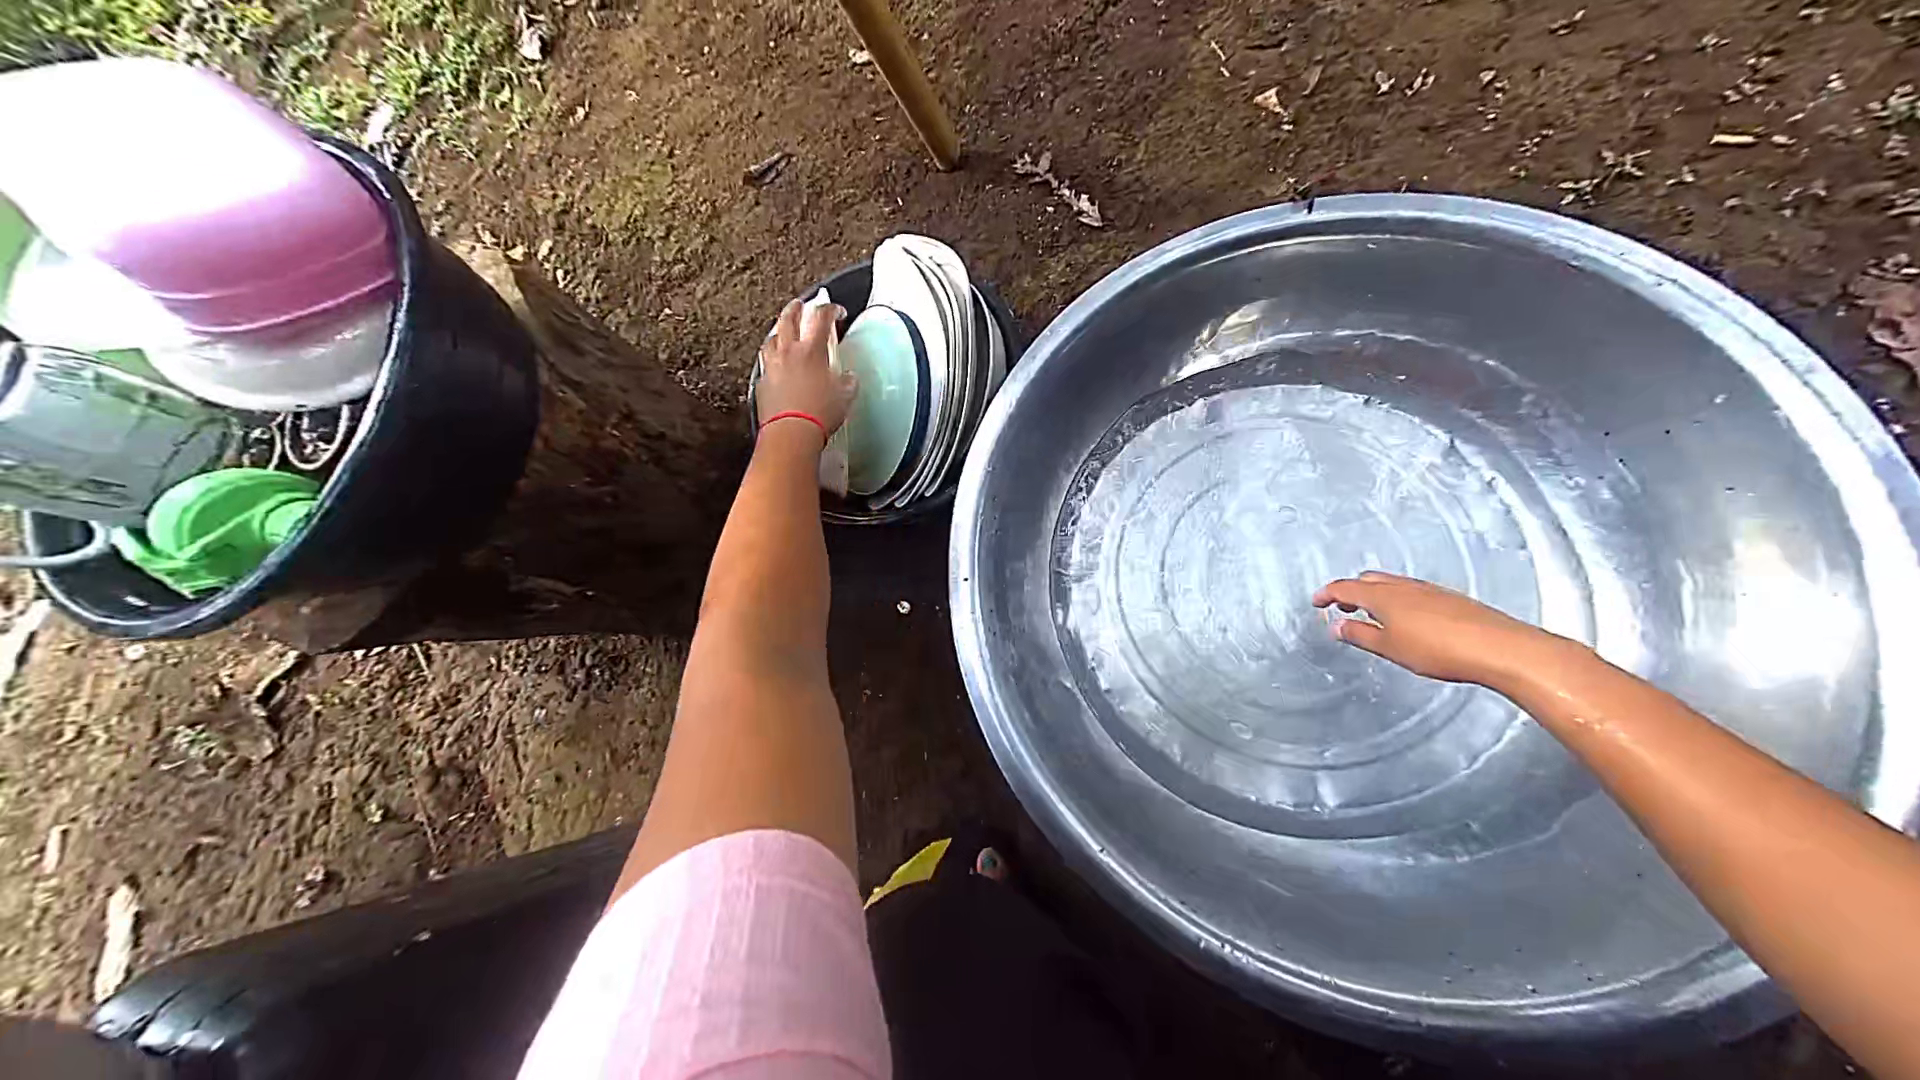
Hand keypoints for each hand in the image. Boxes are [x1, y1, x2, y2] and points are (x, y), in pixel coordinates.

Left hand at [756, 298, 857, 437]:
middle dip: (797, 308)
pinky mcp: (763, 382)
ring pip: (772, 337)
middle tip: (801, 304)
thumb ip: (848, 382)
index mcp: (812, 350)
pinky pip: (765, 361)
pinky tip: (774, 360)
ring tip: (783, 329)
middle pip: (788, 318)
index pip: (821, 317)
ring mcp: (772, 365)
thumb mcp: (845, 396)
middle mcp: (789, 352)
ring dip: (779, 329)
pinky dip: (771, 355)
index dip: (830, 309)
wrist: (791, 433)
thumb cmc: (818, 414)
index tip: (836, 311)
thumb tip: (849, 378)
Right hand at [1312, 571, 1566, 687]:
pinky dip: (1398, 599)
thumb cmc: (1441, 649)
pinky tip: (1405, 618)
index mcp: (1383, 596)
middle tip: (1341, 606)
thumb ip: (1360, 635)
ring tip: (1371, 613)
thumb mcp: (1389, 648)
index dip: (1327, 593)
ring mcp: (1430, 590)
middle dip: (1351, 590)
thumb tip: (1339, 627)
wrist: (1501, 649)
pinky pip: (1413, 591)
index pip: (1345, 588)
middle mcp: (1405, 587)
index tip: (1317, 601)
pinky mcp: (1450, 599)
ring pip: (1392, 584)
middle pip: (1368, 580)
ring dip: (1375, 594)